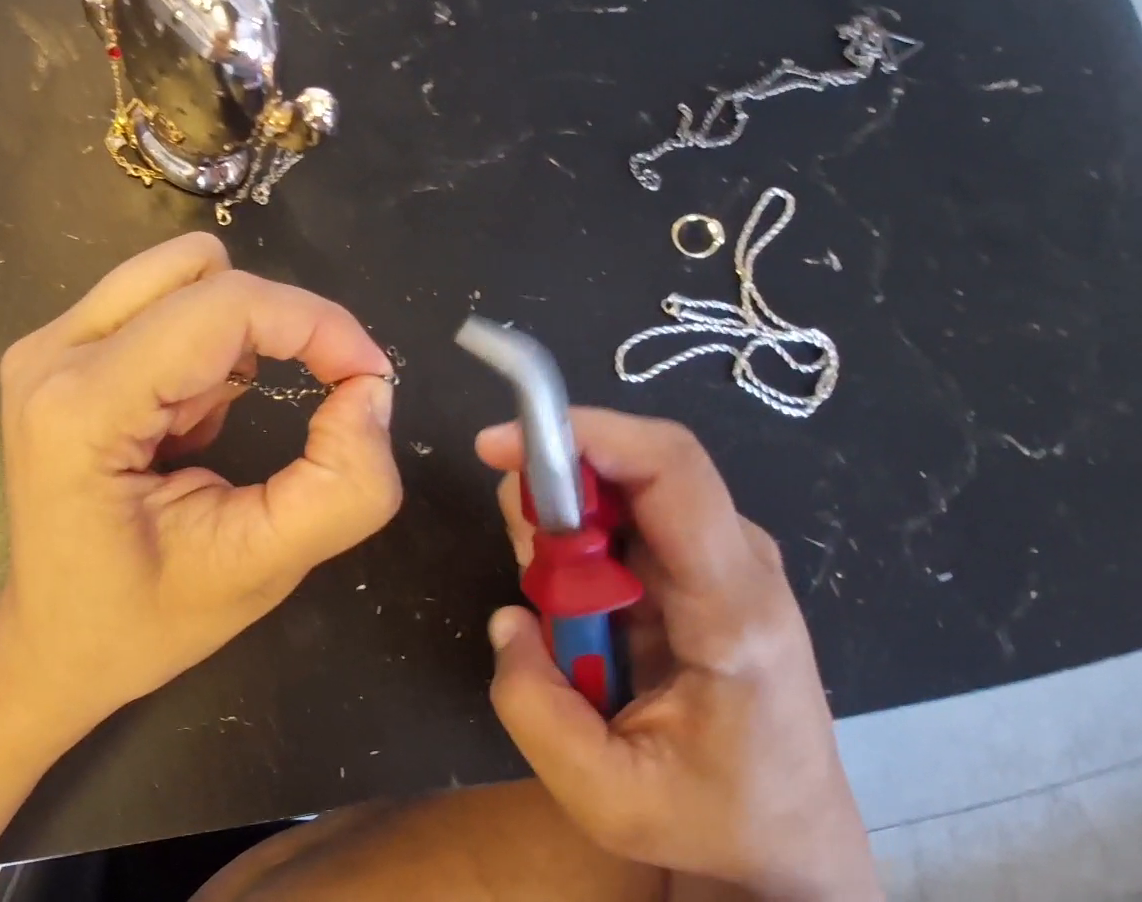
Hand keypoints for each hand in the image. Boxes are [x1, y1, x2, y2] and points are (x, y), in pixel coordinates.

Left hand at [0, 233, 400, 723]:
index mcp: (83, 408)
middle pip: (199, 271)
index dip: (314, 323)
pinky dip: (199, 350)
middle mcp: (51, 356)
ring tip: (212, 428)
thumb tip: (370, 389)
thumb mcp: (262, 569)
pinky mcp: (53, 352)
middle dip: (274, 327)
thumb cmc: (143, 620)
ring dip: (231, 340)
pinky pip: (155, 305)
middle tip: (300, 401)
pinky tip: (181, 425)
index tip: (367, 374)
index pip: (221, 306)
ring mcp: (44, 348)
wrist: (53, 644)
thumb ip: (343, 486)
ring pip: (178, 276)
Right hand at [477, 409, 879, 900]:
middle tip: (522, 558)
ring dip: (561, 526)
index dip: (584, 433)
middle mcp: (737, 569)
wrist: (786, 852)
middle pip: (638, 468)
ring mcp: (721, 566)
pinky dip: (574, 545)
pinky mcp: (697, 575)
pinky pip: (621, 523)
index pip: (671, 474)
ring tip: (559, 618)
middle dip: (555, 485)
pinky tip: (574, 612)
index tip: (500, 445)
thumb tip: (508, 620)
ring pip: (622, 492)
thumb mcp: (603, 795)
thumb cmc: (712, 826)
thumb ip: (532, 706)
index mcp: (732, 613)